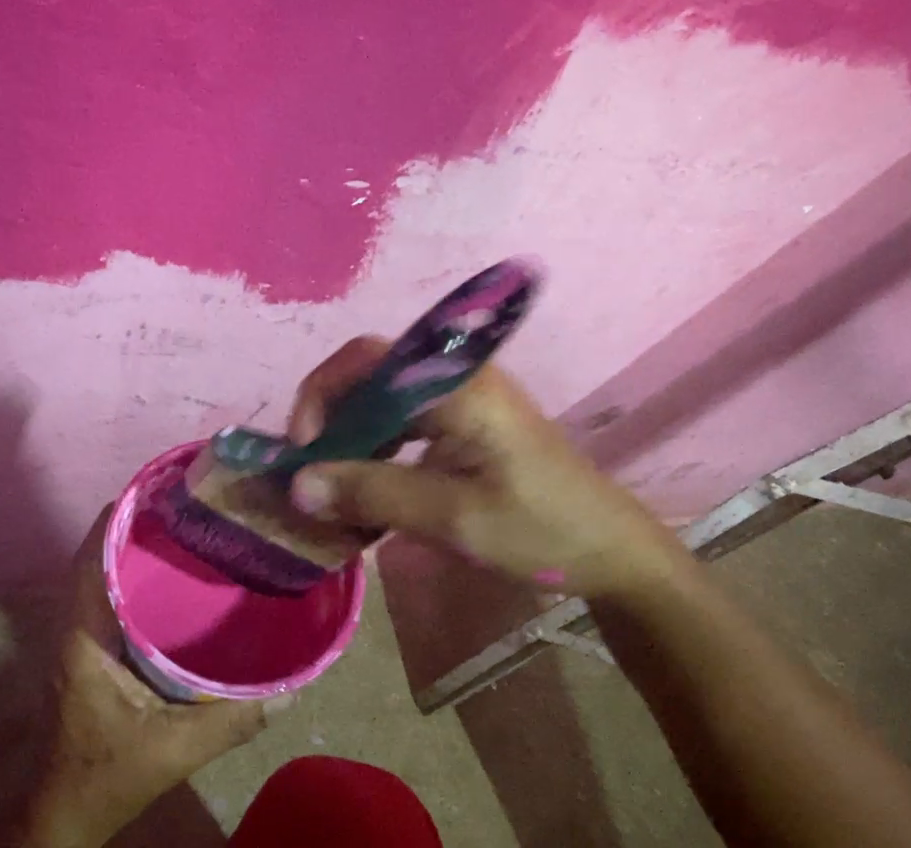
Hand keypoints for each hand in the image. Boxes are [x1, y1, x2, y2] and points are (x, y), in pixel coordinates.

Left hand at [18, 507, 277, 847]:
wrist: (63, 814)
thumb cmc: (109, 775)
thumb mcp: (175, 750)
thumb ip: (232, 721)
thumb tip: (291, 690)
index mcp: (86, 636)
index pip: (91, 556)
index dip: (120, 516)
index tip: (162, 489)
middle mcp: (76, 627)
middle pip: (97, 556)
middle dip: (136, 525)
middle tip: (189, 506)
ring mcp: (80, 640)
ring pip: (101, 575)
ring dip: (134, 549)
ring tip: (187, 531)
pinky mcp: (90, 653)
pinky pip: (109, 598)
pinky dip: (135, 578)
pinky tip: (176, 582)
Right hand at [286, 336, 685, 598]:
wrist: (612, 551)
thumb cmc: (540, 531)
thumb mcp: (453, 518)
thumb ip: (373, 494)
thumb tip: (298, 484)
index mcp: (457, 386)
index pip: (367, 359)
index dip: (322, 394)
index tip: (305, 451)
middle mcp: (457, 379)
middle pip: (371, 374)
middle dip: (332, 418)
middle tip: (312, 474)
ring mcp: (464, 400)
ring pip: (385, 400)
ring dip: (352, 438)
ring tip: (333, 489)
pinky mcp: (468, 425)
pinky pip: (406, 422)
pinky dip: (378, 451)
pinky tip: (368, 493)